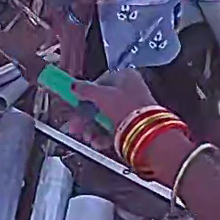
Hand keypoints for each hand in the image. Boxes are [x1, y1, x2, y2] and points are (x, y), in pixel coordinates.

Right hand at [76, 71, 194, 180]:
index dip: (86, 92)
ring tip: (86, 137)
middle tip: (74, 126)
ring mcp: (131, 109)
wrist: (146, 133)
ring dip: (92, 128)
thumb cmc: (127, 107)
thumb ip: (85, 90)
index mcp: (125, 77)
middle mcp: (130, 91)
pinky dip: (103, 136)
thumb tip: (73, 85)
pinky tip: (98, 142)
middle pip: (101, 103)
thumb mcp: (101, 95)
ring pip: (105, 118)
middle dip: (85, 116)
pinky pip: (113, 129)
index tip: (74, 100)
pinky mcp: (132, 126)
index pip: (101, 81)